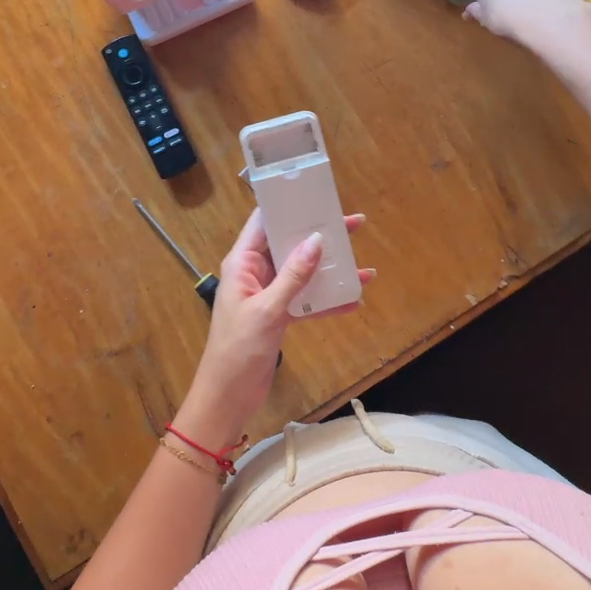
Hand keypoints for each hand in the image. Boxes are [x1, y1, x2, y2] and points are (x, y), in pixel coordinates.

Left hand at [175, 210, 372, 445]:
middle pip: (290, 244)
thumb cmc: (238, 349)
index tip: (314, 193)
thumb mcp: (267, 310)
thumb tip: (317, 240)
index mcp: (243, 262)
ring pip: (303, 272)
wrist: (228, 396)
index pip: (264, 223)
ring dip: (330, 268)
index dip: (287, 206)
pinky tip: (354, 299)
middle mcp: (255, 272)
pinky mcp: (279, 316)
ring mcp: (268, 294)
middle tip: (354, 223)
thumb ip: (293, 276)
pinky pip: (307, 300)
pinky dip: (328, 300)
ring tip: (362, 262)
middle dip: (319, 235)